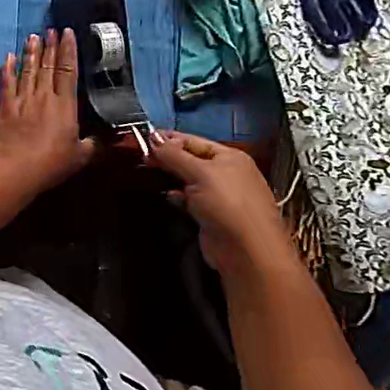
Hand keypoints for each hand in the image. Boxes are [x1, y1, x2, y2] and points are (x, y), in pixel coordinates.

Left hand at [0, 29, 96, 194]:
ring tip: (33, 37)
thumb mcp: (82, 155)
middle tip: (50, 30)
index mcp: (65, 105)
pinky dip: (7, 69)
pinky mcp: (5, 106)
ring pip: (28, 70)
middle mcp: (44, 96)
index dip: (68, 50)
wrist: (18, 168)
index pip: (68, 71)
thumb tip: (114, 137)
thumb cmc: (53, 163)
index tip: (68, 33)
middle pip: (47, 66)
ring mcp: (23, 100)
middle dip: (50, 46)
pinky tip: (8, 57)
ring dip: (31, 53)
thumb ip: (96, 143)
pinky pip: (6, 83)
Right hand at [146, 130, 293, 270]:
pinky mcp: (211, 215)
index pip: (193, 141)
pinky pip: (189, 199)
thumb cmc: (227, 204)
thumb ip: (174, 155)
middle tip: (142, 156)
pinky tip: (168, 196)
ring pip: (188, 179)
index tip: (144, 138)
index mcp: (230, 157)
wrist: (247, 251)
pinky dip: (178, 196)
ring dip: (171, 177)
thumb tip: (153, 138)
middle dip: (168, 157)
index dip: (169, 138)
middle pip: (190, 159)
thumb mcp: (200, 173)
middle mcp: (226, 174)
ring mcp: (219, 196)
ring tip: (149, 173)